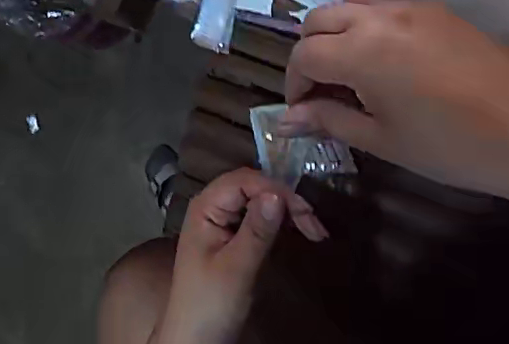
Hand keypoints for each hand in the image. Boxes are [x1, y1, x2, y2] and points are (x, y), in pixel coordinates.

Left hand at [153, 169, 326, 343]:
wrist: (193, 342)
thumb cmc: (210, 306)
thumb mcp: (236, 271)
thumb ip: (256, 231)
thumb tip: (278, 193)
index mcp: (206, 205)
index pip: (244, 180)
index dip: (276, 189)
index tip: (306, 211)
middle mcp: (213, 204)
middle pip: (253, 186)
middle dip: (285, 199)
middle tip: (315, 224)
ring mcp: (222, 218)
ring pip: (258, 199)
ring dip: (285, 210)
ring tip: (313, 229)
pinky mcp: (231, 234)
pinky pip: (257, 216)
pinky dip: (279, 221)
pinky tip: (296, 230)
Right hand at [282, 0, 508, 196]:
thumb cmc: (451, 144)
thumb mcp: (384, 139)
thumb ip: (330, 121)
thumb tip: (287, 120)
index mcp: (358, 50)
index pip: (303, 54)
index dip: (294, 83)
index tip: (302, 110)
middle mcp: (374, 17)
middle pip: (318, 19)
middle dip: (309, 52)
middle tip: (322, 90)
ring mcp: (404, 5)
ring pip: (348, 6)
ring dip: (337, 32)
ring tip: (353, 72)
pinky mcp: (430, 7)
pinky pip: (381, 5)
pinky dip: (367, 25)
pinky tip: (387, 58)